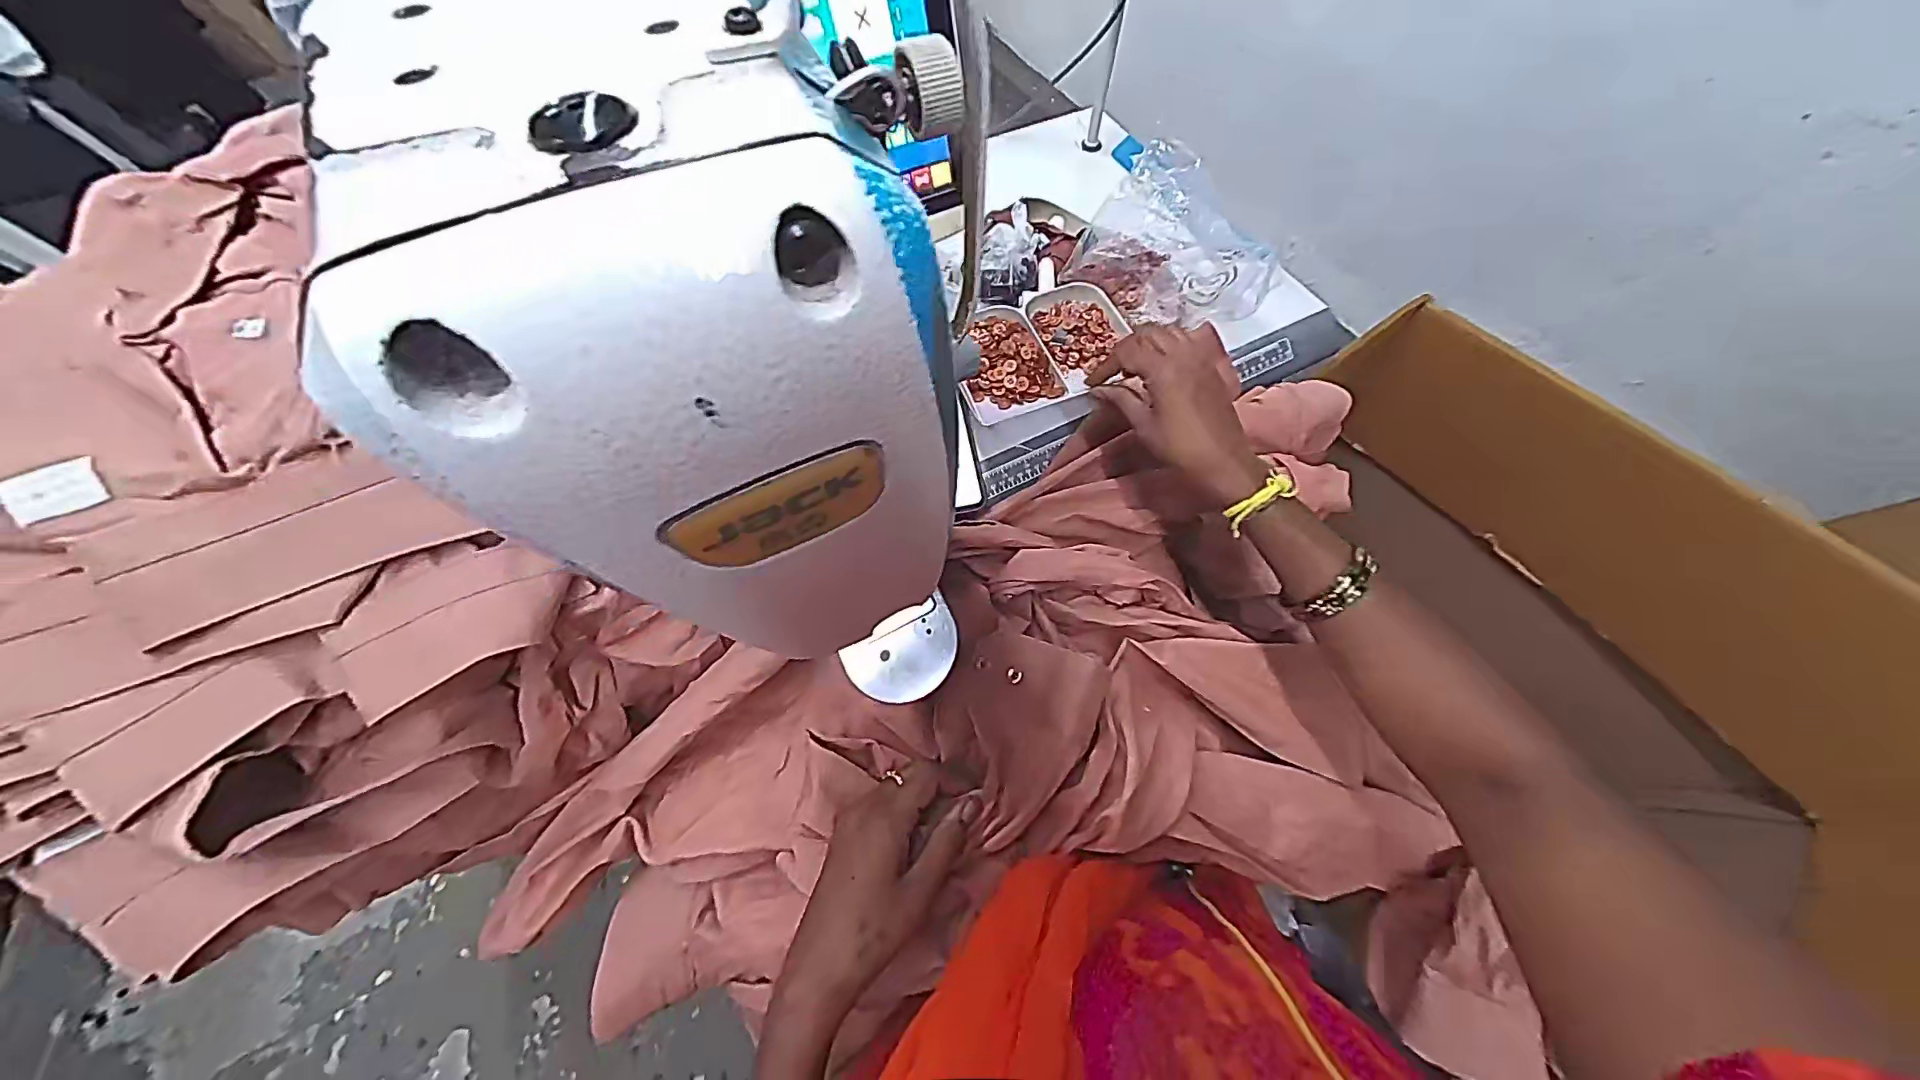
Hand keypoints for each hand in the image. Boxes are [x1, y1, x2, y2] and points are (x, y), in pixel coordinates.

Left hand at [778, 761, 974, 1010]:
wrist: (820, 963)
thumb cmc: (876, 930)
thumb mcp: (921, 889)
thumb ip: (947, 840)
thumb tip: (972, 802)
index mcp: (883, 815)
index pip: (926, 772)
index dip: (955, 780)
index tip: (976, 801)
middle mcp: (863, 805)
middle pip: (908, 775)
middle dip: (940, 787)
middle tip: (964, 817)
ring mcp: (849, 817)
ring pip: (894, 787)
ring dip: (921, 799)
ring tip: (943, 832)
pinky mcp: (843, 831)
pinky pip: (879, 803)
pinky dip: (902, 810)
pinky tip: (914, 841)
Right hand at [1086, 323, 1267, 506]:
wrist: (1223, 461)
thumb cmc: (1179, 448)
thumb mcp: (1144, 425)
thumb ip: (1121, 400)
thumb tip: (1099, 389)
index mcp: (1164, 370)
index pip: (1127, 351)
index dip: (1106, 364)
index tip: (1093, 382)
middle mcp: (1183, 355)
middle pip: (1147, 334)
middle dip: (1125, 348)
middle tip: (1113, 371)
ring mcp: (1201, 358)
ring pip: (1169, 332)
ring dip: (1148, 342)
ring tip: (1136, 365)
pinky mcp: (1211, 367)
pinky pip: (1188, 341)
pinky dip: (1169, 344)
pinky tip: (1163, 364)